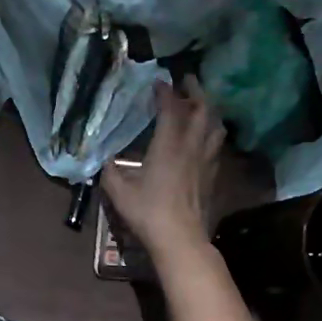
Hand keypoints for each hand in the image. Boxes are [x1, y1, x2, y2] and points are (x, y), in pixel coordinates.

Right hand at [102, 79, 223, 258]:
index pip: (171, 109)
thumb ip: (110, 172)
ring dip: (209, 110)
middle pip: (202, 109)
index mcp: (169, 146)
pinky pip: (217, 145)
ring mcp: (207, 160)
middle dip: (195, 91)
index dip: (164, 92)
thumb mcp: (119, 193)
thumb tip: (104, 159)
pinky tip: (205, 138)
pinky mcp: (213, 175)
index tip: (157, 82)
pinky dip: (212, 133)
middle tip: (187, 81)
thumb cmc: (148, 213)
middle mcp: (192, 146)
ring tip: (200, 106)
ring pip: (215, 125)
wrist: (181, 239)